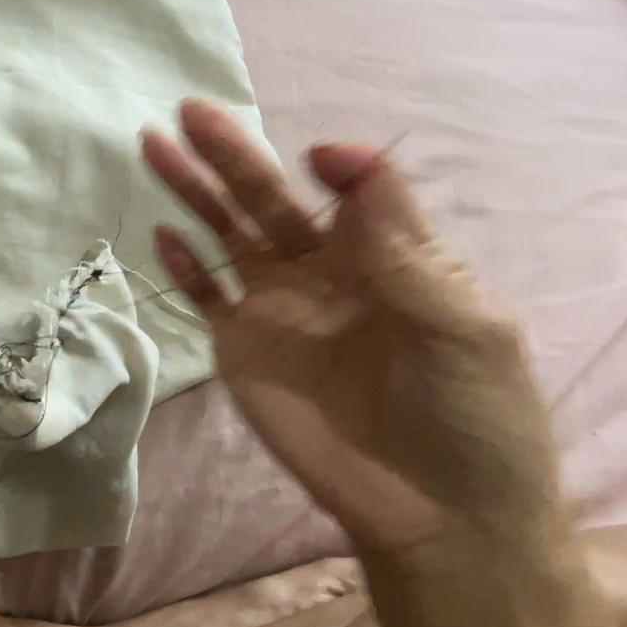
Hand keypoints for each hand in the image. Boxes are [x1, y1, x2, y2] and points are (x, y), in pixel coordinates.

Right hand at [140, 100, 560, 552]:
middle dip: (231, 156)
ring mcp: (275, 305)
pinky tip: (163, 234)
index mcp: (387, 257)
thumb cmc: (471, 416)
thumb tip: (339, 153)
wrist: (433, 514)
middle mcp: (323, 270)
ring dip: (192, 193)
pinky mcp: (239, 344)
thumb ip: (398, 243)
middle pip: (267, 200)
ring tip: (155, 148)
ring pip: (225, 234)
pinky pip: (205, 295)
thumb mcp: (462, 325)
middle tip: (191, 112)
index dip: (331, 167)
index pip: (349, 190)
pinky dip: (183, 266)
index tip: (315, 159)